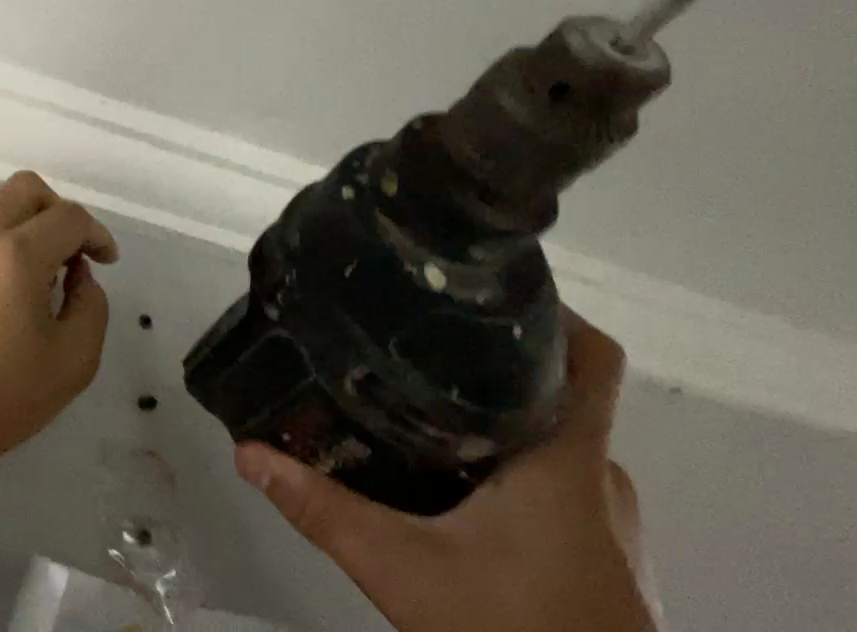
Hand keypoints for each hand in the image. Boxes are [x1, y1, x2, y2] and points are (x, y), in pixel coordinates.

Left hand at [0, 171, 119, 491]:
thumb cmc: (2, 399)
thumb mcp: (74, 360)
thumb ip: (91, 302)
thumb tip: (76, 270)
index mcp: (14, 256)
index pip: (67, 216)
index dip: (96, 234)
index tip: (105, 262)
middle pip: (26, 189)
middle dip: (60, 212)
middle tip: (73, 253)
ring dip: (26, 221)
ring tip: (41, 270)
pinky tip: (6, 282)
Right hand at [235, 309, 661, 631]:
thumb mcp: (400, 570)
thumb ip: (322, 508)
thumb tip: (248, 454)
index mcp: (566, 461)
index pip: (591, 356)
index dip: (549, 308)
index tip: (479, 287)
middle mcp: (600, 479)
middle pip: (556, 390)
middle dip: (485, 362)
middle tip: (408, 343)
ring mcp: (608, 522)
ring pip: (551, 440)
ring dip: (492, 416)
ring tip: (412, 401)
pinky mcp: (601, 556)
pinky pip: (555, 480)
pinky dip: (506, 462)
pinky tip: (446, 480)